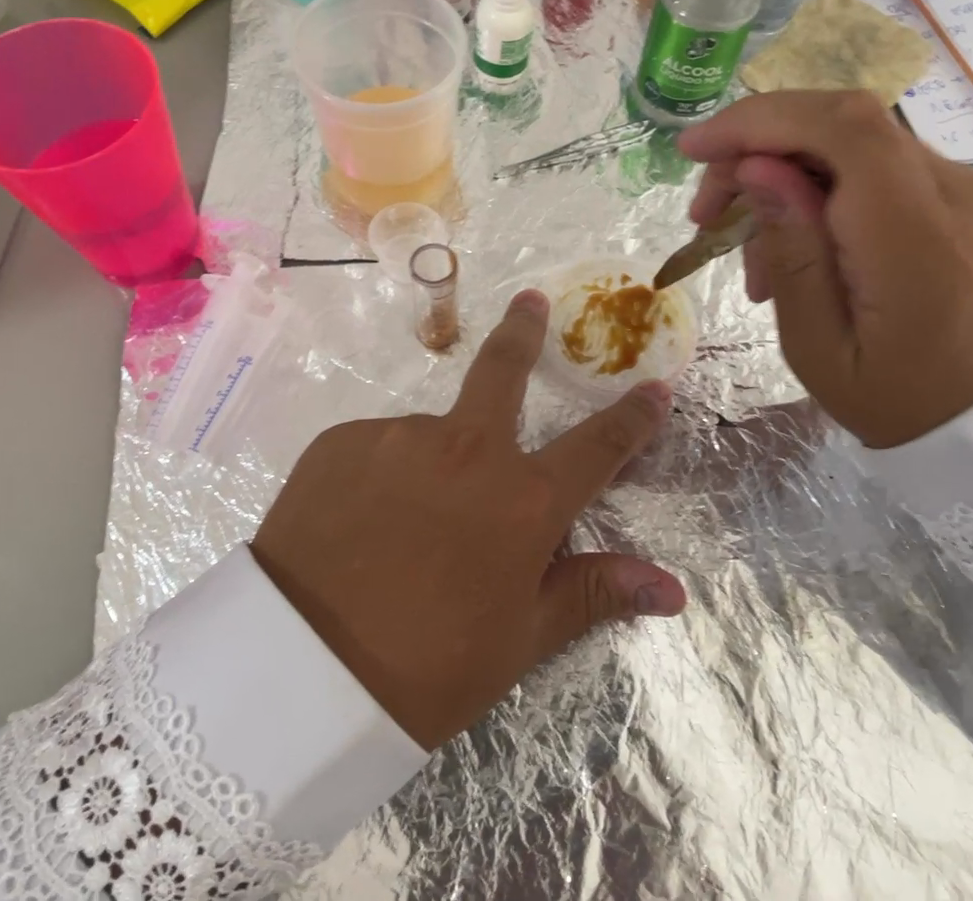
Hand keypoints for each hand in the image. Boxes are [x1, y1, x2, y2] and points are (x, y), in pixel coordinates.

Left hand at [251, 291, 687, 749]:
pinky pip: (378, 449)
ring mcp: (397, 438)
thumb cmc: (425, 668)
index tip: (655, 386)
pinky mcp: (340, 442)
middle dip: (523, 333)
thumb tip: (672, 590)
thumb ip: (592, 594)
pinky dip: (384, 475)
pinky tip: (364, 520)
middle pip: (502, 372)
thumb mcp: (519, 639)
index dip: (632, 417)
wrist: (300, 669)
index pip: (597, 446)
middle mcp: (466, 450)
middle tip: (530, 303)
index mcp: (522, 501)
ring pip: (433, 434)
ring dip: (436, 459)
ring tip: (408, 523)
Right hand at [676, 91, 972, 448]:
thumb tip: (758, 167)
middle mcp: (967, 201)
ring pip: (865, 146)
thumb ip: (792, 252)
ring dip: (792, 177)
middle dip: (762, 149)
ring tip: (756, 258)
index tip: (696, 150)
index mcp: (920, 248)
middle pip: (849, 126)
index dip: (762, 120)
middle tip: (709, 214)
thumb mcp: (818, 350)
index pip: (846, 131)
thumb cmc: (897, 406)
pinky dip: (832, 192)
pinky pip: (891, 172)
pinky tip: (807, 246)